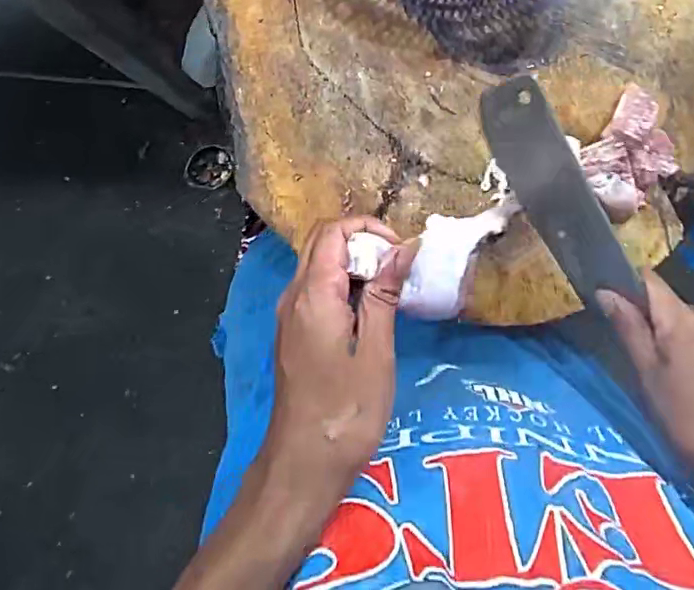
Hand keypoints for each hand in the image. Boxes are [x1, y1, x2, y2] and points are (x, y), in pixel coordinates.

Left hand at [263, 216, 417, 497]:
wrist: (302, 466)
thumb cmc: (347, 410)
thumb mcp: (377, 350)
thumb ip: (385, 293)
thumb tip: (403, 247)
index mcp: (313, 294)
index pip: (333, 231)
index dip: (368, 228)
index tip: (400, 249)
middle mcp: (294, 296)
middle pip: (321, 240)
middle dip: (361, 239)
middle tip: (397, 262)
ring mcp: (289, 314)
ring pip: (317, 262)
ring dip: (353, 260)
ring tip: (389, 284)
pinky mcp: (293, 332)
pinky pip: (315, 286)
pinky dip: (343, 281)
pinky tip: (369, 308)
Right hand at [598, 271, 693, 487]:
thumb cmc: (693, 420)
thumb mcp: (650, 377)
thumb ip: (629, 329)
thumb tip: (606, 292)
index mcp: (681, 316)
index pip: (646, 277)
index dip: (622, 281)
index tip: (603, 298)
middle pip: (663, 300)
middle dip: (640, 312)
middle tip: (619, 340)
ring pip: (679, 321)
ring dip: (660, 333)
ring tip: (645, 363)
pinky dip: (679, 347)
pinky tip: (675, 377)